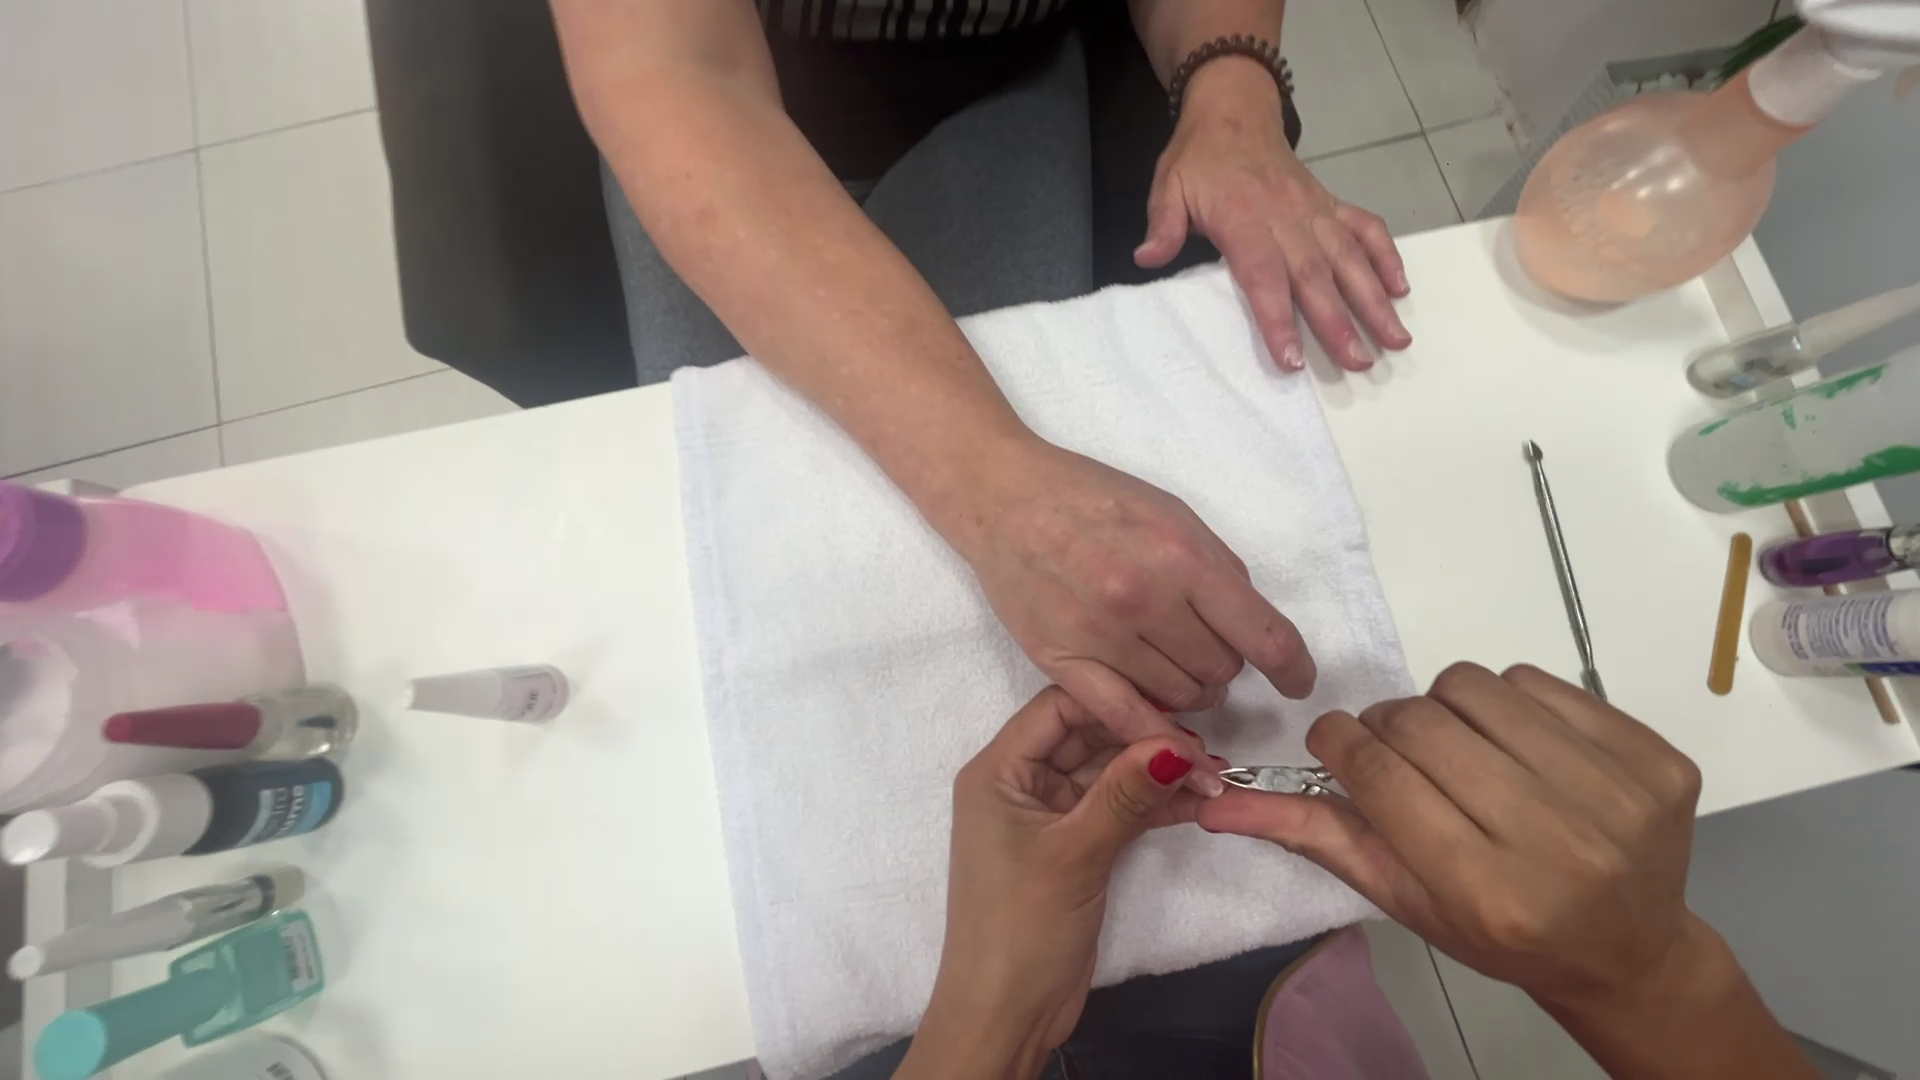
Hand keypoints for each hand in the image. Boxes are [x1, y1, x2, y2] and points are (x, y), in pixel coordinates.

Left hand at [896, 688, 1198, 1078]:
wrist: (1005, 1016)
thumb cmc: (1022, 925)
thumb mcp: (1074, 854)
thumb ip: (1124, 795)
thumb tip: (1178, 746)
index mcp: (999, 769)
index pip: (1057, 708)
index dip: (1113, 705)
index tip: (1172, 713)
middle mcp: (1021, 780)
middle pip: (1085, 737)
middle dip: (1142, 741)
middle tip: (1204, 747)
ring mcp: (1048, 812)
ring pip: (1106, 774)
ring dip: (1154, 774)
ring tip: (1215, 773)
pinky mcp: (1073, 843)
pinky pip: (1115, 808)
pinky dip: (1152, 805)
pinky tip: (1198, 801)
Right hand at [950, 441, 1315, 794]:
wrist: (1004, 498)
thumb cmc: (1089, 495)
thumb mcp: (1169, 510)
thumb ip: (1217, 566)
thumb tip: (1250, 625)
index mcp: (1181, 556)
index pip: (1264, 636)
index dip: (1294, 669)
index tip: (1299, 682)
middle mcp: (1144, 601)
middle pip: (1221, 671)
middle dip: (1225, 665)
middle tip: (1201, 645)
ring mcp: (1100, 636)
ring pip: (1182, 699)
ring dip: (1191, 690)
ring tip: (1170, 664)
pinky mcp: (1061, 661)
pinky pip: (1125, 719)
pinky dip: (1159, 739)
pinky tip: (1178, 750)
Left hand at [1136, 58, 1410, 372]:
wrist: (1233, 111)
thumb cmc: (1198, 159)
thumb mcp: (1168, 188)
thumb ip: (1163, 226)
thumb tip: (1147, 258)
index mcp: (1245, 220)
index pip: (1264, 278)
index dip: (1278, 320)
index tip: (1293, 360)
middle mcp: (1288, 218)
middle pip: (1316, 278)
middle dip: (1339, 324)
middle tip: (1359, 364)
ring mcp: (1315, 210)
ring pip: (1350, 259)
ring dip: (1375, 301)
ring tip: (1395, 339)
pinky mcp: (1330, 203)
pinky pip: (1366, 228)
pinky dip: (1386, 256)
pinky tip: (1400, 288)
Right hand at [1202, 663, 1698, 1001]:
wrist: (1627, 950)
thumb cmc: (1490, 929)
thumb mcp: (1392, 891)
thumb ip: (1307, 834)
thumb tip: (1210, 803)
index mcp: (1485, 889)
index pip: (1376, 770)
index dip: (1338, 742)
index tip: (1338, 745)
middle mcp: (1560, 845)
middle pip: (1418, 722)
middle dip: (1387, 726)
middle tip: (1400, 755)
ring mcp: (1619, 798)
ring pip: (1470, 686)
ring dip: (1442, 707)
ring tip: (1458, 747)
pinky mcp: (1659, 761)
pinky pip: (1535, 679)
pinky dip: (1504, 700)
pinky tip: (1516, 745)